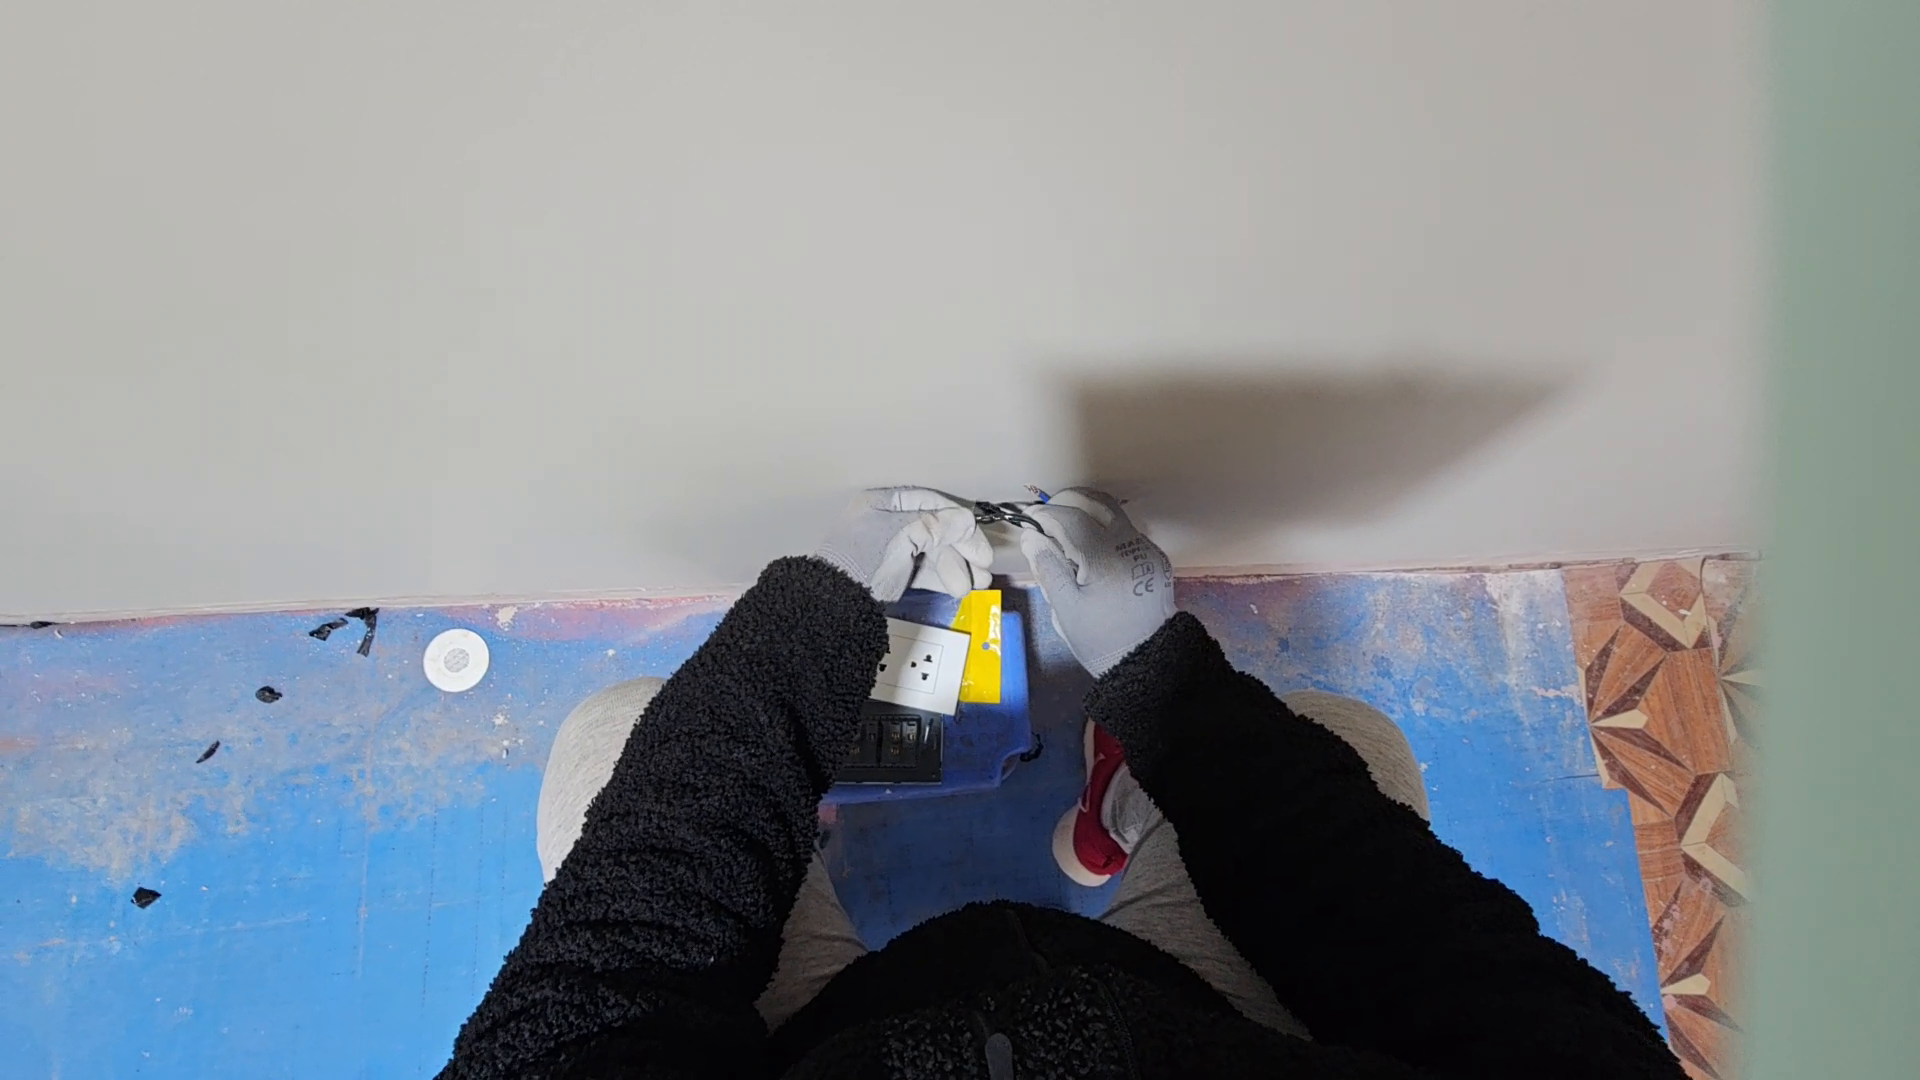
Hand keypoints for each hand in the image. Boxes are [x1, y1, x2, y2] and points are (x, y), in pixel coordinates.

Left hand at [815, 487, 993, 601]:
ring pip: (933, 553)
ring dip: (958, 568)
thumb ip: (936, 526)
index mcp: (885, 503)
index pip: (933, 505)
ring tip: (977, 585)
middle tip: (983, 569)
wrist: (836, 602)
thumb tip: (967, 520)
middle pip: (936, 531)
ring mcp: (892, 548)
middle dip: (962, 551)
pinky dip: (943, 578)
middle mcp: (889, 521)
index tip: (979, 544)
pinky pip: (924, 569)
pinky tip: (960, 589)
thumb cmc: (865, 558)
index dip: (960, 523)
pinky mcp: (894, 572)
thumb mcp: (901, 534)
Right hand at [1018, 488, 1174, 676]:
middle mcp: (1130, 546)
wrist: (1147, 658)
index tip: (1029, 518)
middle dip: (1068, 500)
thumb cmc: (1099, 638)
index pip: (1071, 519)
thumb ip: (1047, 568)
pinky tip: (1086, 546)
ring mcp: (1145, 549)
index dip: (1046, 514)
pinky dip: (1101, 527)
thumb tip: (1031, 536)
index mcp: (1105, 560)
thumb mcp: (1065, 609)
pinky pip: (1124, 530)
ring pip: (1113, 512)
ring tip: (1063, 524)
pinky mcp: (1153, 556)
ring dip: (1086, 510)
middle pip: (1097, 503)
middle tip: (1046, 514)